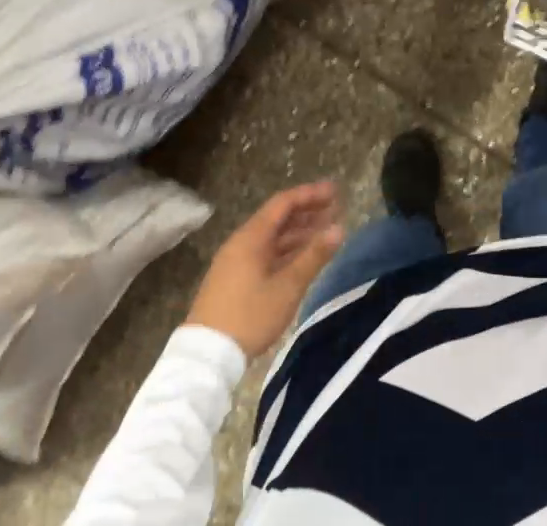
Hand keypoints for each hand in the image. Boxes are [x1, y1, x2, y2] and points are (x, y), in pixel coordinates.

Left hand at [185, 182, 343, 357]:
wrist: (207, 355)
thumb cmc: (250, 315)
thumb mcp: (288, 286)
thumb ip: (314, 255)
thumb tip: (339, 228)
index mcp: (250, 239)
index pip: (283, 204)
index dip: (310, 195)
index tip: (335, 191)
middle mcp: (241, 244)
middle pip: (277, 218)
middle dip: (308, 211)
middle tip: (337, 208)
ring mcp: (236, 262)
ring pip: (272, 237)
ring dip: (300, 231)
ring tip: (327, 230)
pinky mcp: (236, 280)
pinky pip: (266, 253)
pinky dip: (288, 249)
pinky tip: (305, 255)